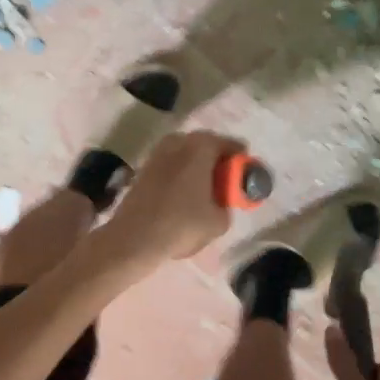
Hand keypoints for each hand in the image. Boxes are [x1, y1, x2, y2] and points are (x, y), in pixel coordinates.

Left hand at [97, 131, 242, 269]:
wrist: (134, 238)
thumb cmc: (182, 225)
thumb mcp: (219, 221)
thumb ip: (226, 205)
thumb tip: (220, 202)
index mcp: (201, 146)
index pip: (231, 145)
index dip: (241, 161)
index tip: (245, 177)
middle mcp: (179, 141)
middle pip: (207, 146)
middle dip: (218, 162)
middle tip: (227, 183)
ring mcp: (158, 152)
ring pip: (186, 155)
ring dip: (197, 167)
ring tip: (205, 191)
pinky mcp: (144, 167)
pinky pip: (172, 165)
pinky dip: (180, 174)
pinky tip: (184, 195)